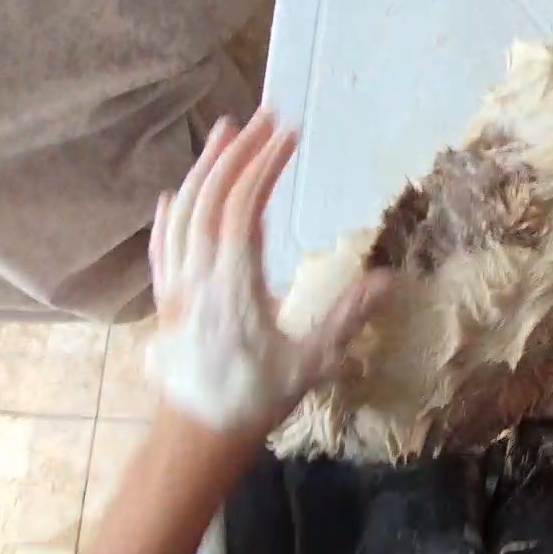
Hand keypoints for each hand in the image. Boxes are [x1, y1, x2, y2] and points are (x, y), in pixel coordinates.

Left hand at [145, 114, 392, 440]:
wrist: (195, 435)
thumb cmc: (256, 398)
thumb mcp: (313, 361)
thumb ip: (348, 316)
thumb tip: (389, 279)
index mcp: (234, 285)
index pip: (243, 210)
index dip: (264, 166)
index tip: (289, 136)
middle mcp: (198, 276)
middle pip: (209, 198)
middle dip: (237, 152)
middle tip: (263, 118)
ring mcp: (176, 284)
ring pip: (182, 211)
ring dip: (204, 169)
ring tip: (226, 134)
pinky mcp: (166, 296)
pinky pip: (163, 241)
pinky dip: (171, 209)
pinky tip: (177, 192)